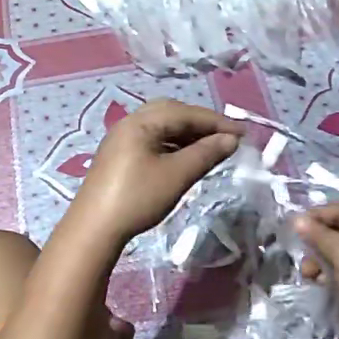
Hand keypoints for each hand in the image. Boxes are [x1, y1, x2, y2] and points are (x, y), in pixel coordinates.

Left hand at [69, 100, 241, 242]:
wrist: (95, 226)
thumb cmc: (138, 197)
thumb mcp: (177, 175)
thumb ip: (206, 153)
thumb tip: (231, 139)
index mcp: (139, 122)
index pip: (185, 112)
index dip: (216, 122)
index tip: (243, 135)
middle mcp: (127, 124)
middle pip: (170, 113)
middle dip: (200, 123)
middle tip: (224, 139)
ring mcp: (120, 140)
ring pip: (159, 127)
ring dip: (186, 134)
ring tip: (210, 150)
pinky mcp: (118, 156)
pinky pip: (150, 140)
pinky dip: (171, 145)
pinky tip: (185, 159)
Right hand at [295, 203, 338, 338]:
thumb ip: (317, 233)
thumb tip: (297, 219)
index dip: (318, 215)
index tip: (295, 224)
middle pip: (338, 231)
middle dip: (316, 241)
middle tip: (301, 250)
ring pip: (336, 252)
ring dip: (318, 259)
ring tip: (309, 272)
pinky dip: (327, 273)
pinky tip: (319, 281)